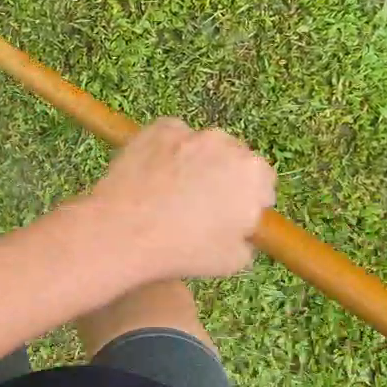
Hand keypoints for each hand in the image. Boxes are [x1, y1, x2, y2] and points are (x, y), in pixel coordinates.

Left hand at [85, 118, 276, 279]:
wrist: (124, 229)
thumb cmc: (184, 249)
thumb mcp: (235, 259)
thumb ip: (247, 236)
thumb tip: (239, 228)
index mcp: (253, 173)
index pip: (262, 180)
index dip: (249, 198)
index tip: (231, 214)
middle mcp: (224, 143)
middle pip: (233, 157)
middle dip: (223, 175)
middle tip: (200, 201)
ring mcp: (189, 132)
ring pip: (201, 146)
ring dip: (195, 161)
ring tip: (172, 188)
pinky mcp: (157, 127)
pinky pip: (171, 138)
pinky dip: (167, 151)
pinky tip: (154, 174)